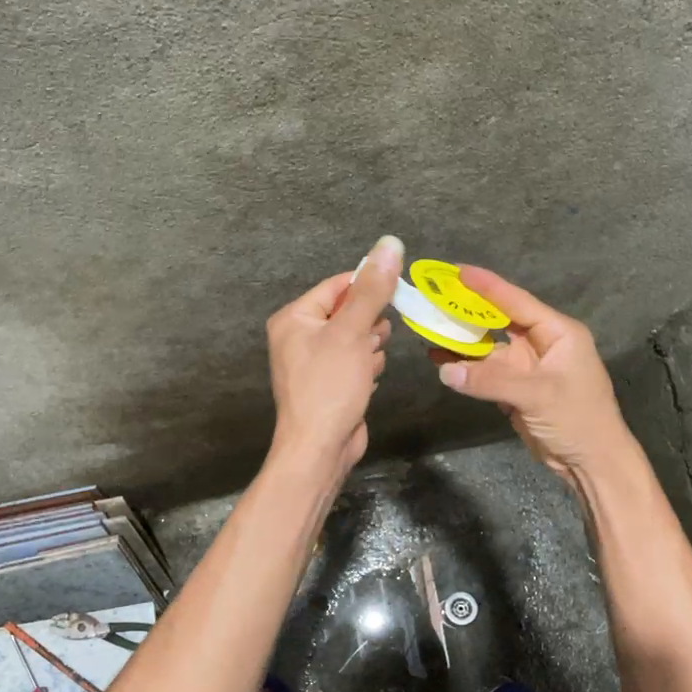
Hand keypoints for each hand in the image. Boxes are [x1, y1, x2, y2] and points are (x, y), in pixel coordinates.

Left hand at [265, 235, 398, 474]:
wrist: (319, 448)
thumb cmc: (330, 386)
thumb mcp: (352, 331)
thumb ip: (372, 289)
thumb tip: (390, 243)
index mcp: (294, 318)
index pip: (337, 286)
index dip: (368, 287)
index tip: (398, 293)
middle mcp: (298, 338)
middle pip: (346, 311)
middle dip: (369, 322)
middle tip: (377, 338)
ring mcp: (312, 364)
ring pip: (354, 338)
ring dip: (370, 346)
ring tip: (370, 361)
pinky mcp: (329, 386)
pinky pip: (353, 363)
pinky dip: (365, 368)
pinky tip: (369, 379)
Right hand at [431, 266, 633, 482]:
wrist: (592, 463)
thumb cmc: (577, 420)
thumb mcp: (537, 395)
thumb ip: (490, 381)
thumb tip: (444, 370)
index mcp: (559, 334)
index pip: (517, 302)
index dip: (487, 287)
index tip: (457, 271)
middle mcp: (543, 345)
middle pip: (500, 322)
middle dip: (468, 312)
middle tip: (435, 298)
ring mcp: (529, 369)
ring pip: (490, 349)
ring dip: (463, 343)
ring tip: (429, 331)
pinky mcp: (517, 391)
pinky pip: (487, 373)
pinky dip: (466, 369)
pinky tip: (442, 363)